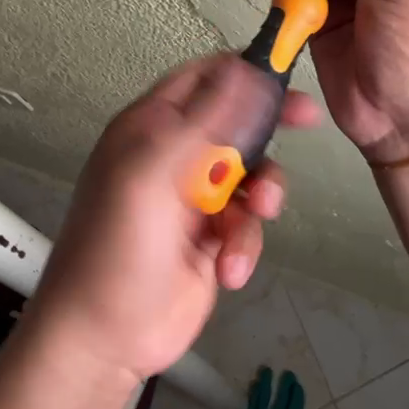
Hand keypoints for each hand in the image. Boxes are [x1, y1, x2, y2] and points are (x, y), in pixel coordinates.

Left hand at [22, 55, 319, 381]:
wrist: (104, 339)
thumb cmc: (116, 248)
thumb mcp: (155, 172)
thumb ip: (204, 119)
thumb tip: (245, 69)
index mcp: (151, 127)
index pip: (202, 77)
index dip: (242, 70)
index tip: (283, 74)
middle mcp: (173, 153)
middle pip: (235, 120)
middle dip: (267, 127)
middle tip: (305, 119)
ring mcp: (194, 196)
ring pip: (251, 172)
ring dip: (260, 195)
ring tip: (256, 216)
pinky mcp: (212, 236)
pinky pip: (247, 222)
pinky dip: (244, 242)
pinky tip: (229, 267)